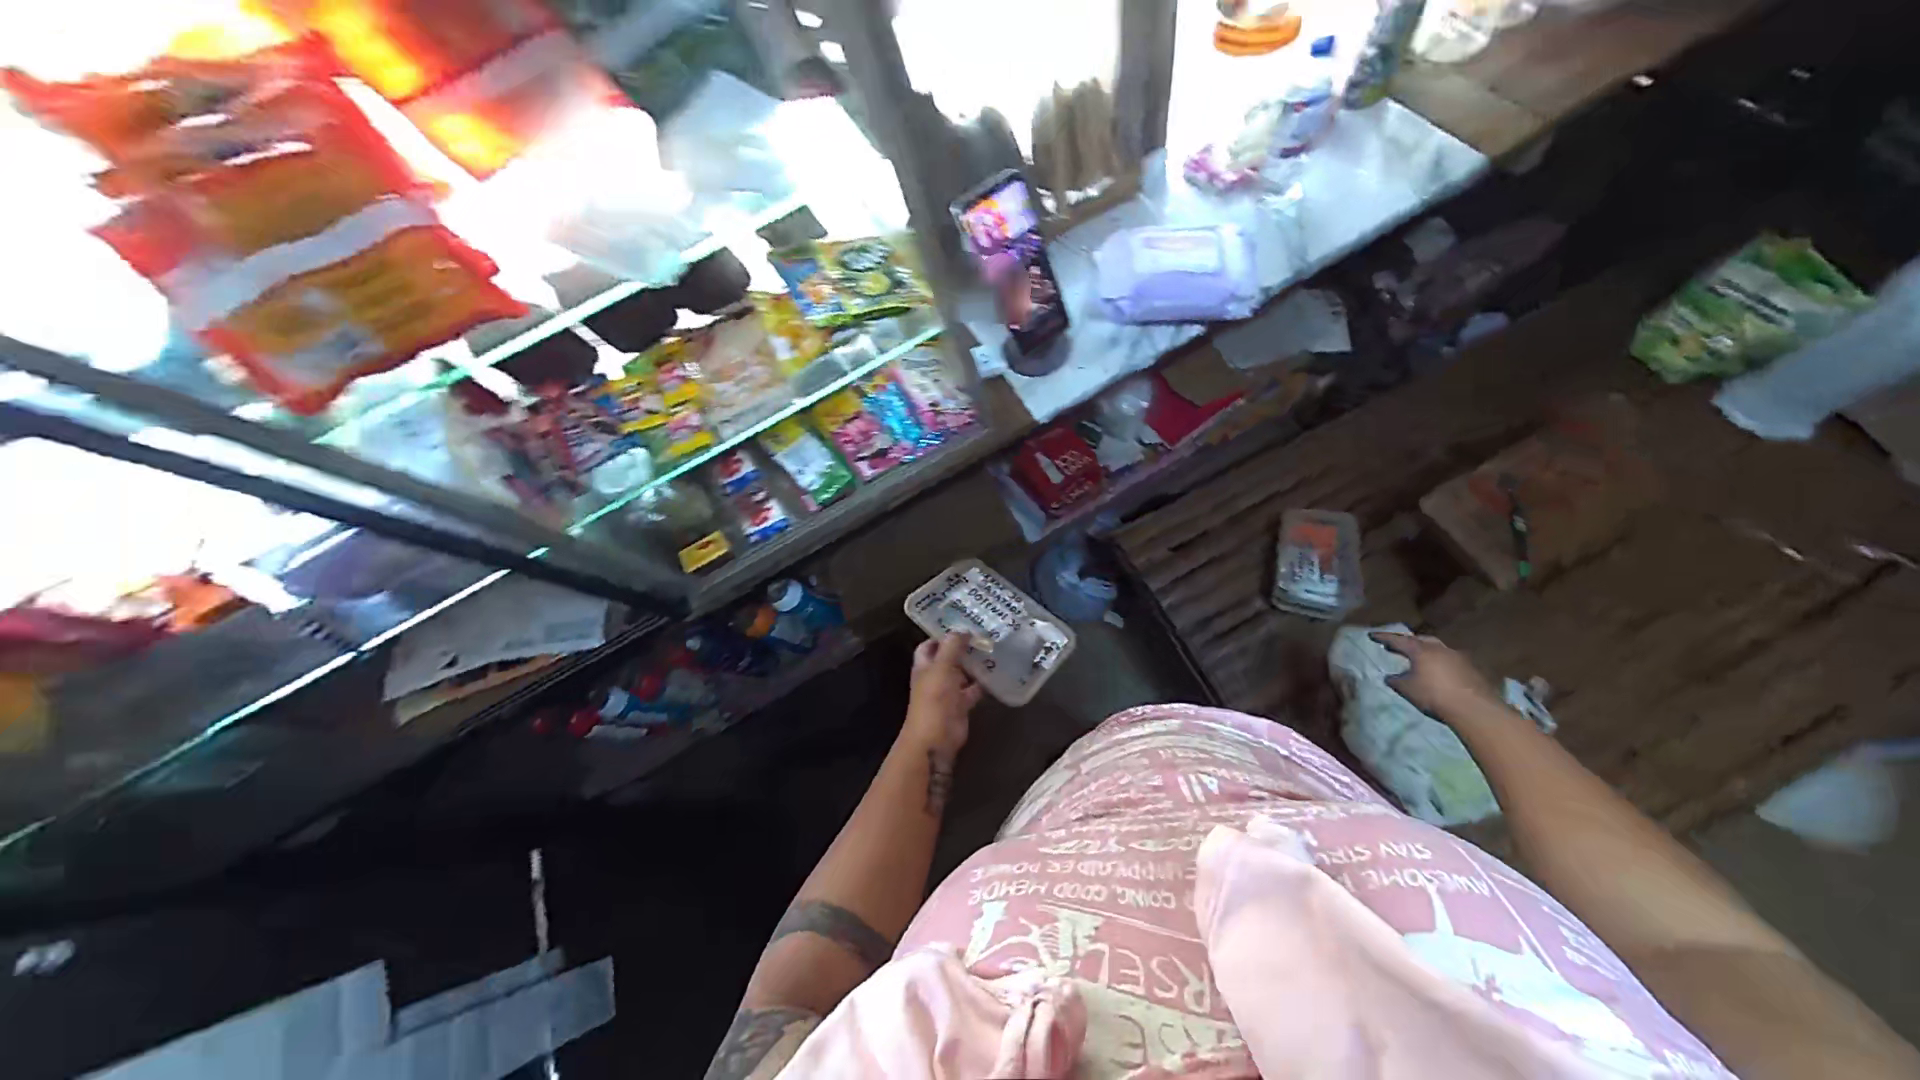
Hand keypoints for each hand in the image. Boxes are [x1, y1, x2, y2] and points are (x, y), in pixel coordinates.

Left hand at [905, 633, 982, 757]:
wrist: (936, 738)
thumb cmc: (934, 699)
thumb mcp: (942, 668)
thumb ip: (952, 647)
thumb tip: (963, 630)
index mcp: (924, 666)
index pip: (929, 645)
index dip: (941, 635)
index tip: (961, 625)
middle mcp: (935, 676)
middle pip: (948, 658)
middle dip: (962, 648)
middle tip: (983, 634)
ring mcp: (948, 692)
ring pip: (962, 673)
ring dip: (974, 664)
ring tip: (993, 649)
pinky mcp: (961, 705)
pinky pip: (973, 690)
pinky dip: (983, 683)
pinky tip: (997, 674)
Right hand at [1370, 631, 1502, 722]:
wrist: (1473, 708)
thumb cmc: (1433, 695)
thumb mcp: (1407, 689)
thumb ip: (1396, 680)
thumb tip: (1389, 677)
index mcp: (1421, 651)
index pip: (1398, 640)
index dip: (1383, 637)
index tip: (1372, 635)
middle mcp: (1440, 649)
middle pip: (1421, 640)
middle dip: (1408, 641)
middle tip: (1399, 645)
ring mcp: (1458, 657)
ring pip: (1438, 648)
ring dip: (1427, 651)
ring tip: (1420, 658)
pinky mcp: (1472, 669)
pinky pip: (1451, 660)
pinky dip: (1441, 662)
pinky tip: (1439, 671)